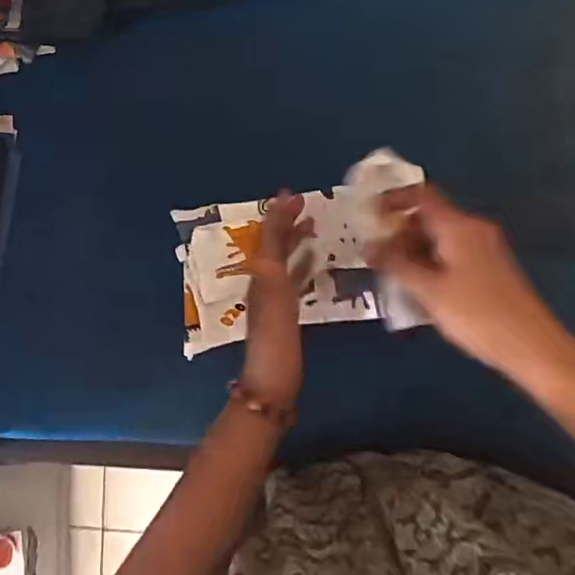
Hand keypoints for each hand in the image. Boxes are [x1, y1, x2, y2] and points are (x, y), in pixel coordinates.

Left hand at [238, 190, 311, 409]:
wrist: (272, 379)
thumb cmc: (274, 336)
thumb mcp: (274, 289)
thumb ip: (274, 253)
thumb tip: (276, 217)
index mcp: (260, 272)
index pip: (268, 234)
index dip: (278, 214)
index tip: (292, 194)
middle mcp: (263, 279)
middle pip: (274, 243)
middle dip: (286, 222)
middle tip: (305, 204)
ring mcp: (274, 296)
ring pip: (284, 258)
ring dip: (295, 240)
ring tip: (312, 225)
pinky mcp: (286, 311)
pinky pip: (293, 277)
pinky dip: (302, 263)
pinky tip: (314, 260)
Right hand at [369, 184, 569, 371]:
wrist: (533, 348)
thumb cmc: (477, 315)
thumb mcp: (428, 291)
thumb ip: (396, 264)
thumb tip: (368, 246)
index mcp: (458, 226)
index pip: (420, 195)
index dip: (392, 199)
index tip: (367, 214)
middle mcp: (472, 229)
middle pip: (428, 216)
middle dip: (398, 231)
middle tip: (374, 252)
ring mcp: (484, 248)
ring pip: (439, 236)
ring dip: (412, 249)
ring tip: (389, 272)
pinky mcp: (489, 267)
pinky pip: (451, 252)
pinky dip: (429, 260)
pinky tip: (417, 286)